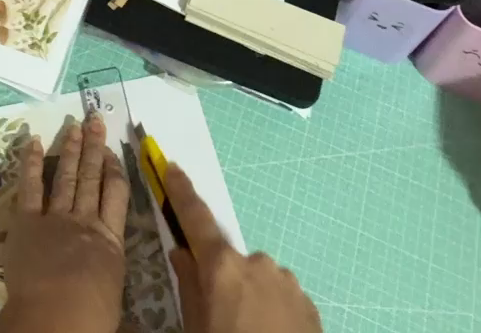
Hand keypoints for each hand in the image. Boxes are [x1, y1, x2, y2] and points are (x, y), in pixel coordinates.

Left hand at [0, 111, 130, 332]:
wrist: (53, 319)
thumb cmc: (89, 321)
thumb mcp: (114, 303)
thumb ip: (117, 285)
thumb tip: (137, 312)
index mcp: (110, 242)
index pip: (118, 195)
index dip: (115, 170)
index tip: (113, 153)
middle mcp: (86, 222)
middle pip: (93, 177)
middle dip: (95, 147)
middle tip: (95, 120)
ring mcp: (56, 218)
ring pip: (66, 176)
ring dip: (71, 149)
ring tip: (74, 125)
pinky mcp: (27, 223)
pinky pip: (30, 188)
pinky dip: (32, 163)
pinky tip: (33, 142)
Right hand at [164, 162, 321, 332]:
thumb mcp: (195, 330)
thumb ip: (189, 288)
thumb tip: (182, 253)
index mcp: (222, 268)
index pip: (196, 219)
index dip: (182, 191)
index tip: (172, 165)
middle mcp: (256, 263)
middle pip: (229, 263)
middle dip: (222, 283)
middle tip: (219, 320)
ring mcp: (286, 281)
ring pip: (257, 282)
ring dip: (250, 301)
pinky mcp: (308, 302)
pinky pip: (281, 298)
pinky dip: (272, 313)